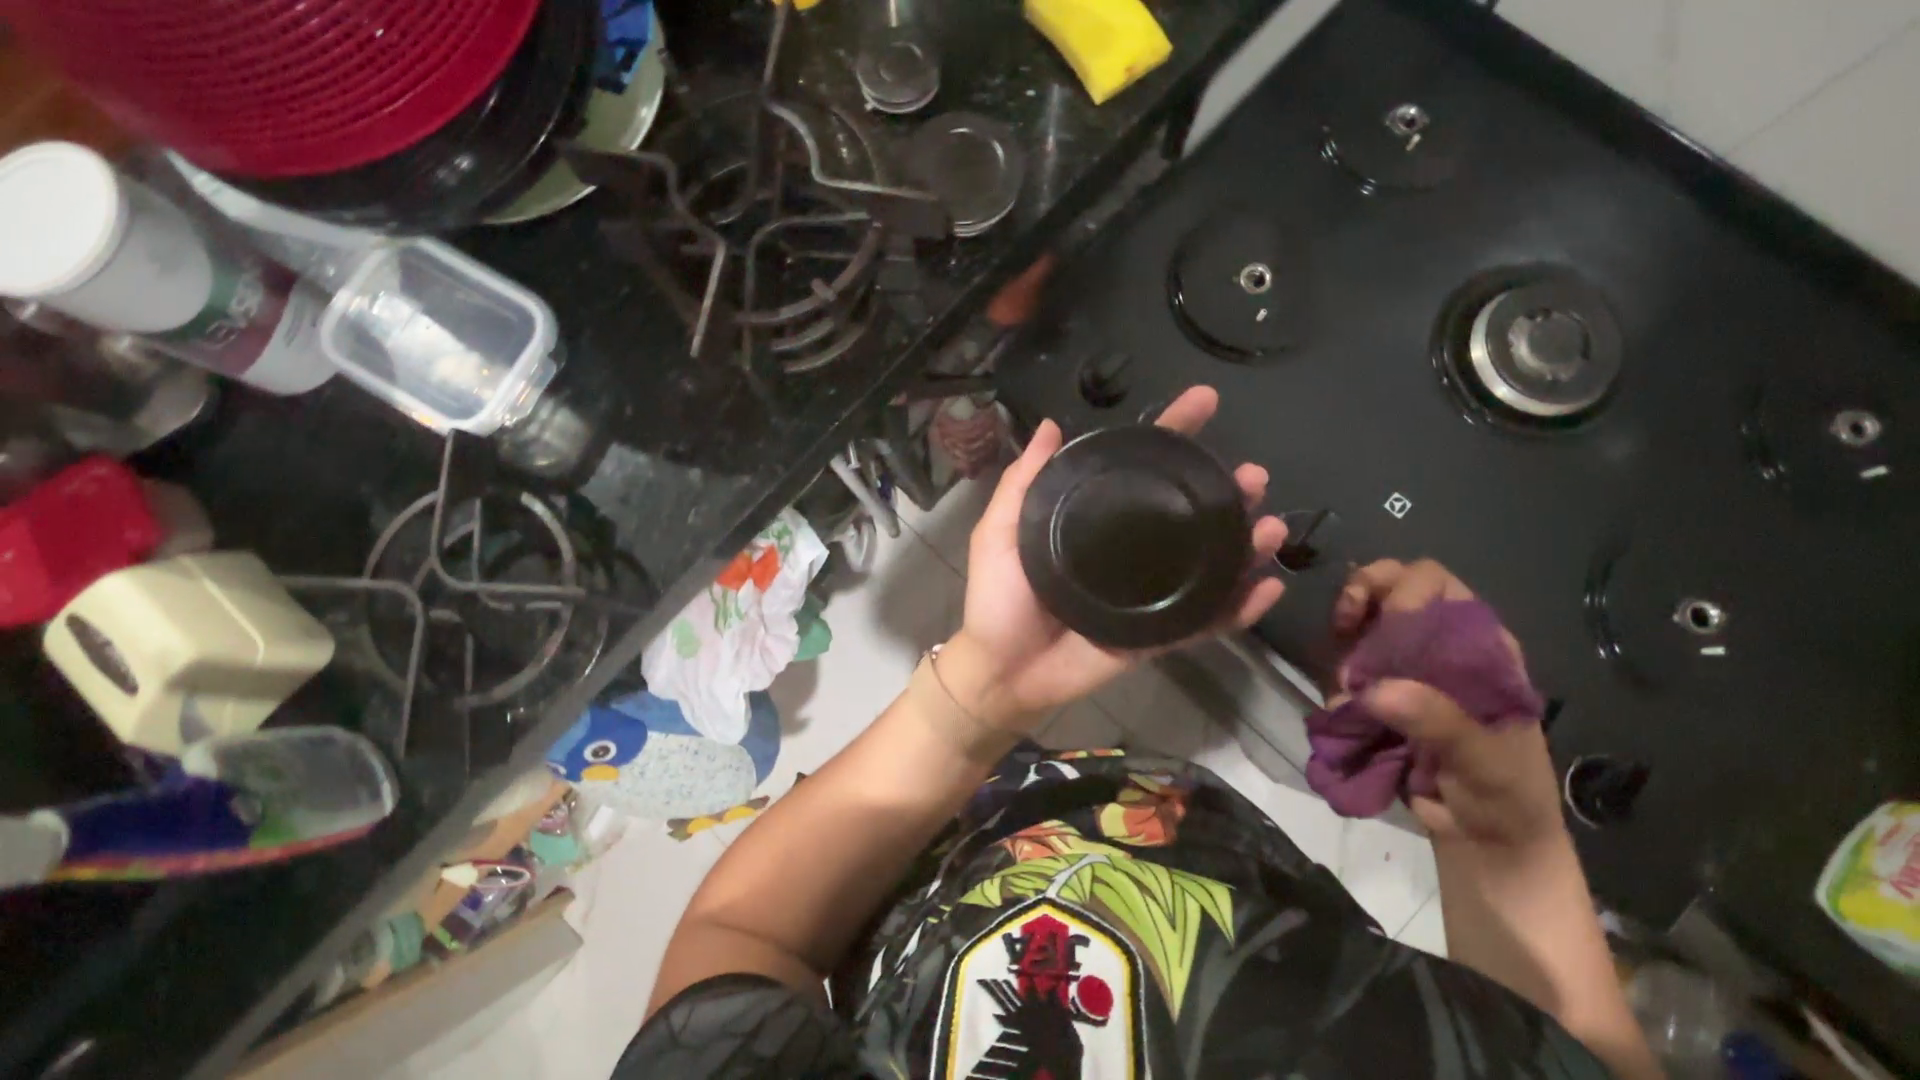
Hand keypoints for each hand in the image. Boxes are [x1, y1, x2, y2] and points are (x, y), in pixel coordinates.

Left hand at [946, 386, 1288, 731]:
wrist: (1002, 671)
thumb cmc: (998, 601)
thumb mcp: (1000, 533)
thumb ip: (1023, 483)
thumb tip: (1051, 425)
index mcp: (1097, 521)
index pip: (1140, 468)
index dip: (1172, 433)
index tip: (1204, 400)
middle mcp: (1131, 551)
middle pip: (1188, 512)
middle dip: (1227, 490)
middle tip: (1252, 477)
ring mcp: (1150, 594)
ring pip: (1209, 563)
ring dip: (1246, 543)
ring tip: (1269, 528)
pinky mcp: (1158, 636)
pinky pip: (1207, 621)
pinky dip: (1241, 607)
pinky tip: (1268, 586)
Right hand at [1330, 559, 1565, 856]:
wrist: (1487, 844)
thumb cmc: (1505, 795)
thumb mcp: (1485, 760)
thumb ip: (1439, 720)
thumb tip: (1375, 690)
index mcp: (1479, 646)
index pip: (1434, 584)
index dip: (1401, 590)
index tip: (1378, 623)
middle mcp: (1438, 648)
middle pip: (1390, 591)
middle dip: (1360, 601)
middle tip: (1343, 630)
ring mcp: (1404, 672)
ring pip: (1361, 630)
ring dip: (1345, 650)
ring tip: (1347, 691)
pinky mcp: (1377, 701)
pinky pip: (1345, 675)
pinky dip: (1335, 688)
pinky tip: (1343, 713)